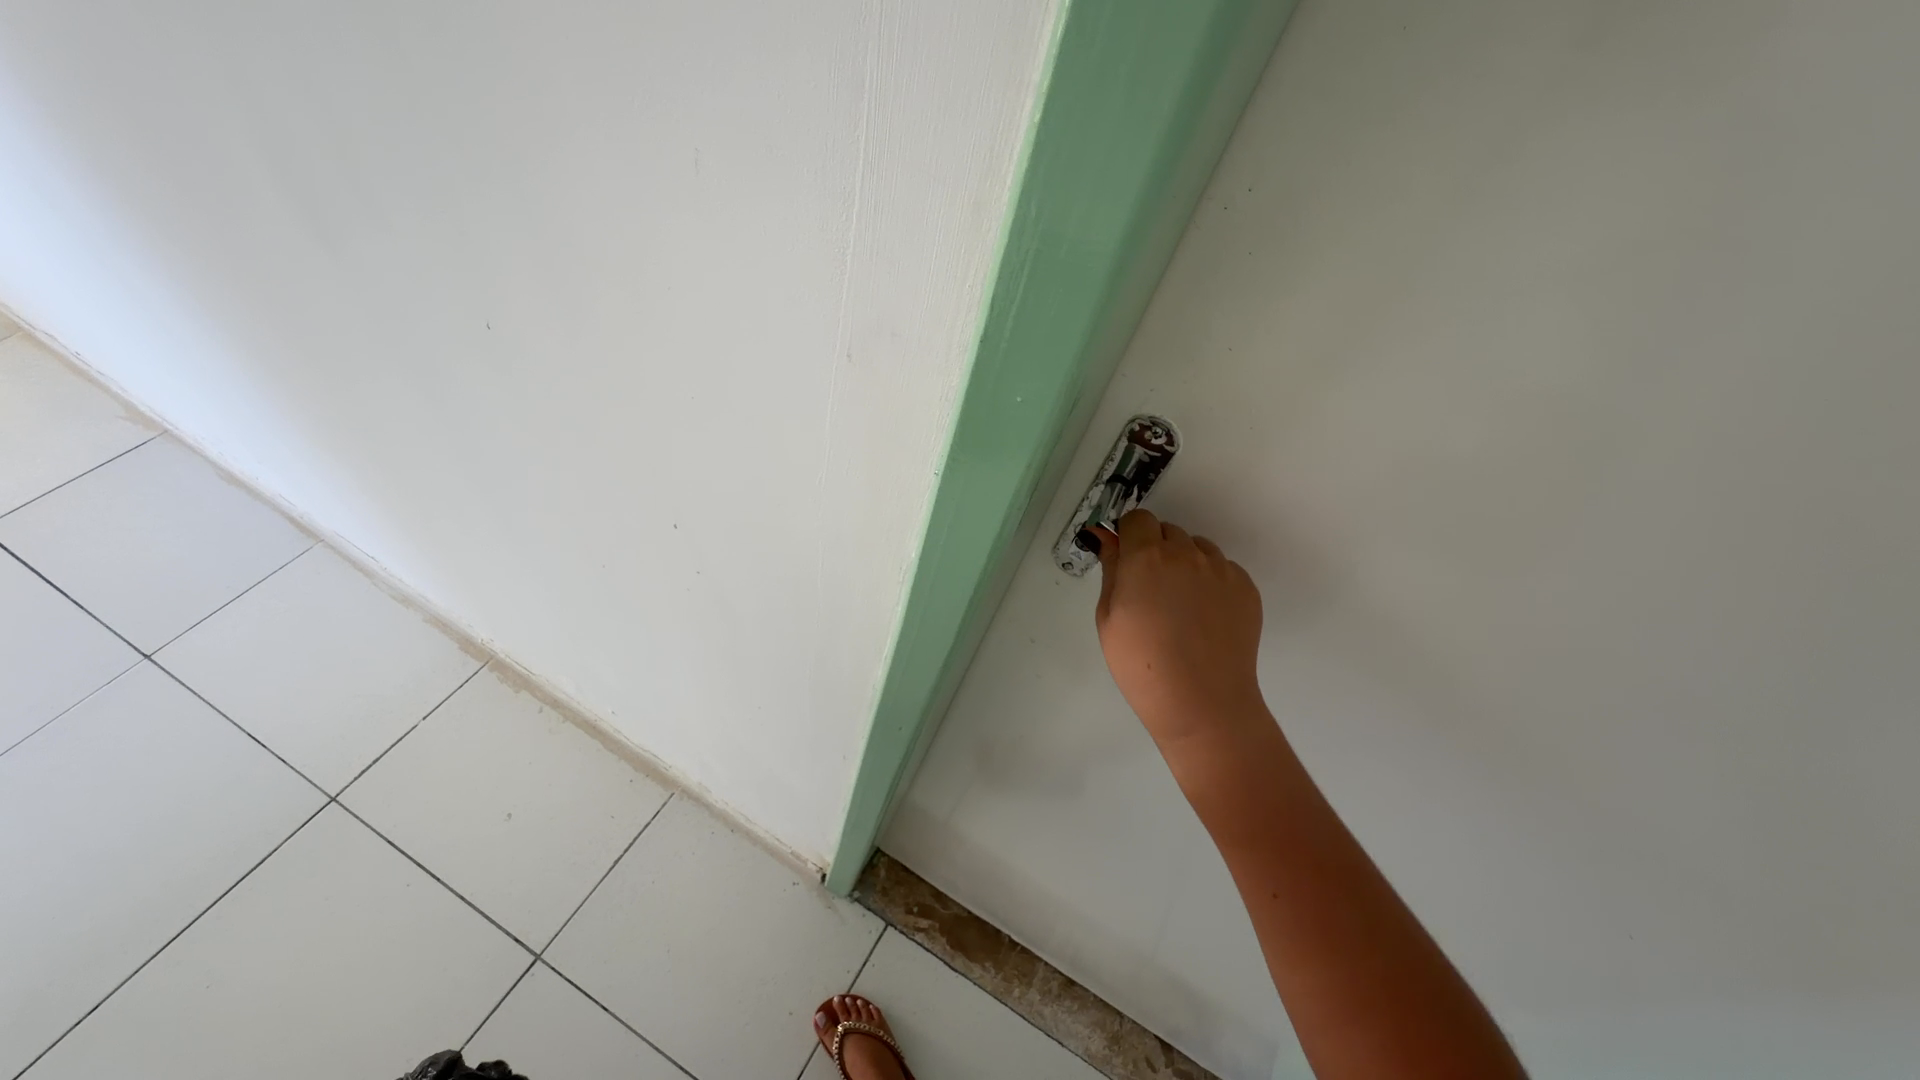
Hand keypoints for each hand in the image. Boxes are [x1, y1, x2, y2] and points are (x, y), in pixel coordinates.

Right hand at [1092, 509, 1266, 750]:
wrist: (1201, 701)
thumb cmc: (1141, 664)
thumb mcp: (1108, 619)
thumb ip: (1111, 571)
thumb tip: (1106, 538)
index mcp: (1146, 557)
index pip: (1138, 519)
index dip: (1130, 536)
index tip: (1127, 560)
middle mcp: (1187, 553)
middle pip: (1168, 532)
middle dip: (1156, 550)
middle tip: (1150, 592)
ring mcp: (1221, 570)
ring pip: (1198, 549)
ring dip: (1186, 563)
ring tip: (1181, 606)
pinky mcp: (1246, 589)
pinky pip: (1223, 571)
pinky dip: (1211, 583)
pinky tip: (1204, 618)